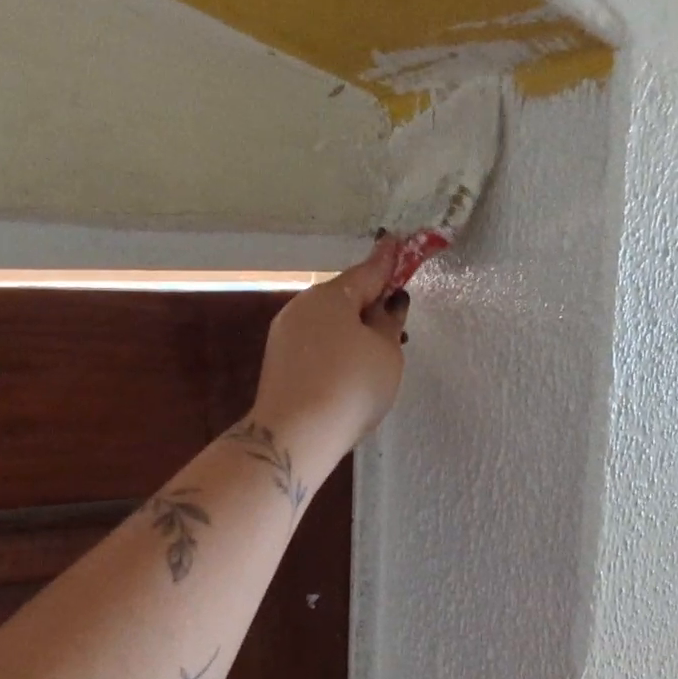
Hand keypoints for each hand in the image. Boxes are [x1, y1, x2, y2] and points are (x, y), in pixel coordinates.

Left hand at [248, 237, 409, 476]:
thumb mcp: (387, 353)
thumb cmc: (350, 386)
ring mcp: (285, 336)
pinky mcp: (278, 364)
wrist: (296, 434)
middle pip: (344, 298)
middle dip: (370, 305)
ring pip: (329, 325)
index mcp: (330, 295)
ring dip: (354, 332)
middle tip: (396, 319)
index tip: (399, 244)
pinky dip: (337, 352)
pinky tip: (351, 373)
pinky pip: (316, 347)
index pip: (368, 271)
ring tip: (378, 354)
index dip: (389, 261)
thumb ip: (390, 323)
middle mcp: (302, 307)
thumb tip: (387, 306)